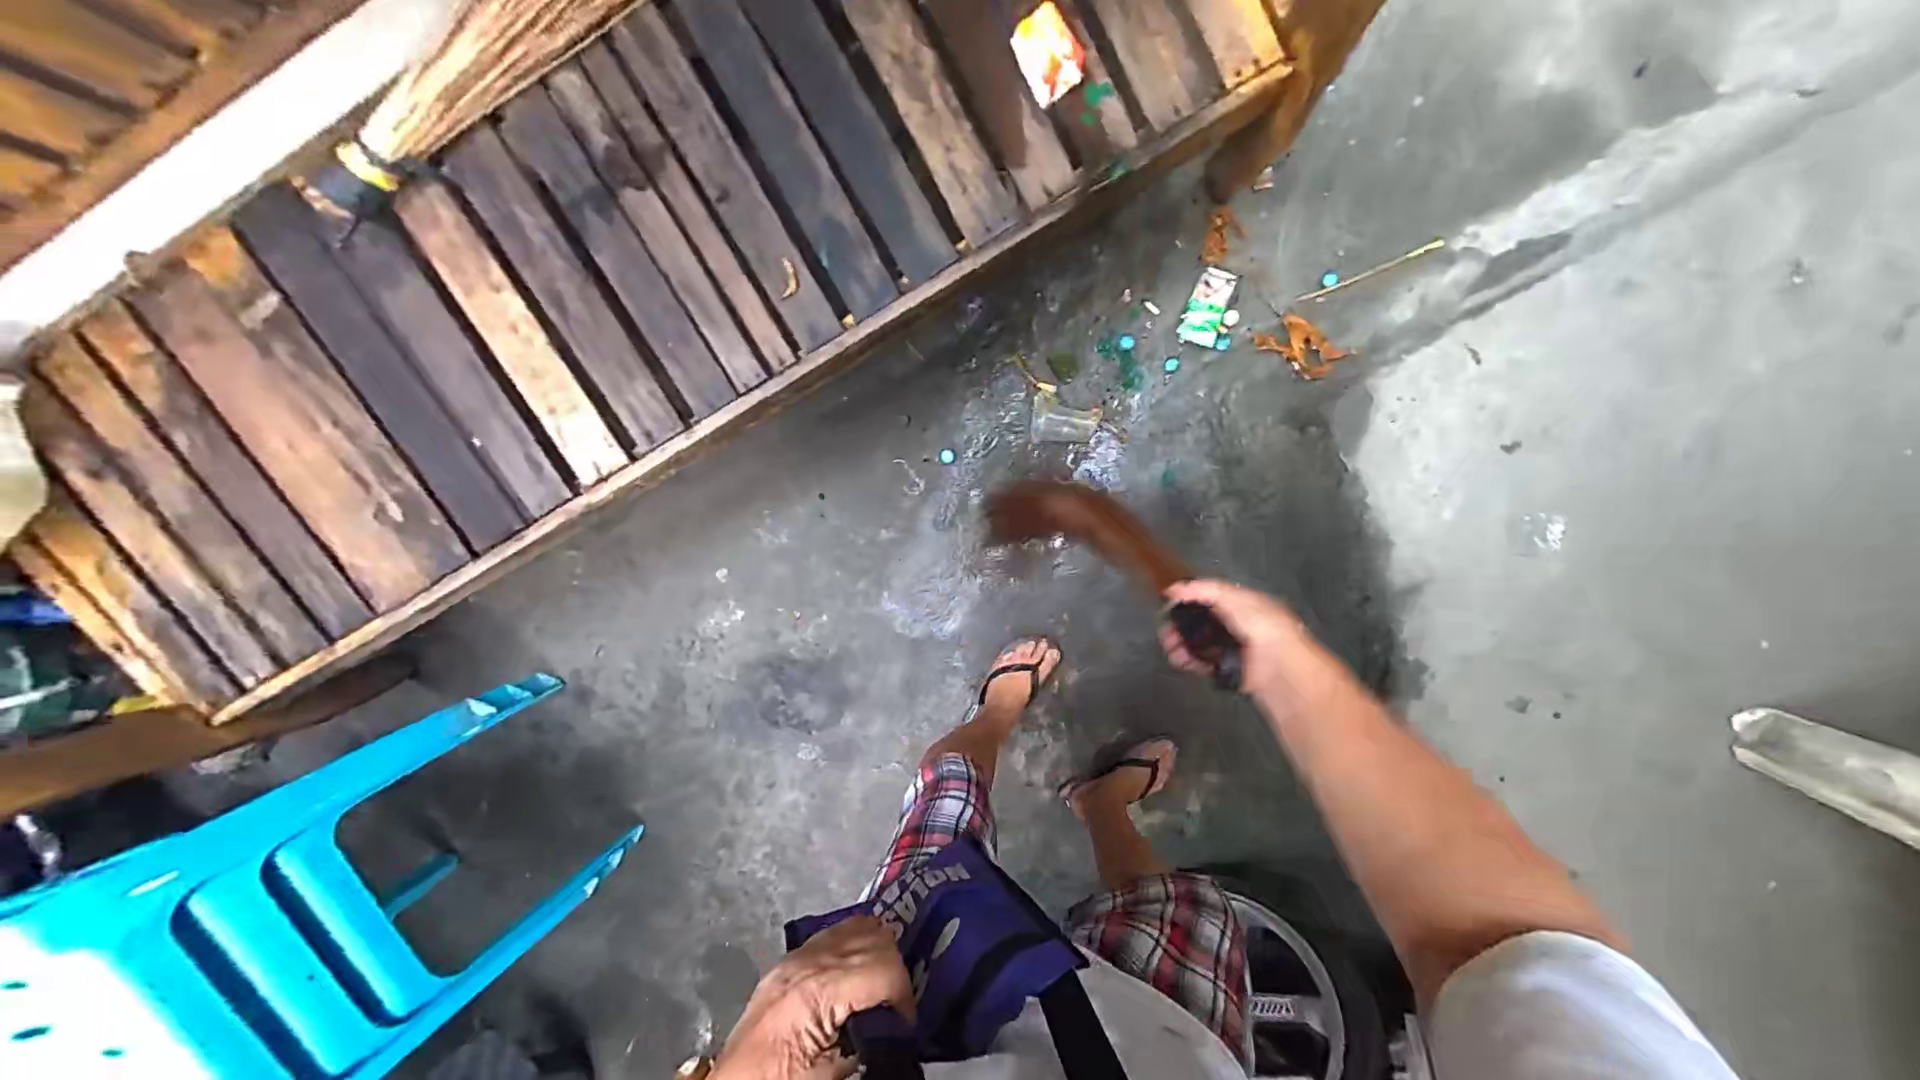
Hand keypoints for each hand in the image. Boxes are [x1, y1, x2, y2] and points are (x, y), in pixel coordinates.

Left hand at [710, 917, 913, 1079]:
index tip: (905, 1024)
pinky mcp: (791, 957)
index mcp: (821, 990)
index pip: (885, 969)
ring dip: (879, 952)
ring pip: (860, 926)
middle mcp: (812, 960)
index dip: (905, 996)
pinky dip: (857, 943)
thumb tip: (893, 1026)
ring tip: (880, 989)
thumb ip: (867, 1040)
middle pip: (877, 940)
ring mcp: (799, 953)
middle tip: (896, 1009)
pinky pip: (836, 932)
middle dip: (896, 973)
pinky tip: (858, 971)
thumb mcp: (830, 1075)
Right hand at [1160, 579, 1313, 701]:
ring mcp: (1233, 649)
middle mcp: (1238, 627)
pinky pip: (1204, 664)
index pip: (1209, 598)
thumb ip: (1204, 590)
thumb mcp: (1233, 598)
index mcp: (1243, 605)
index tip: (1171, 604)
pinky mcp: (1230, 670)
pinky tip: (1182, 660)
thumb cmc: (1268, 629)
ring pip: (1199, 644)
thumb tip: (1178, 588)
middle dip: (1180, 626)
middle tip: (1167, 630)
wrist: (1281, 668)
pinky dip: (1190, 662)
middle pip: (1201, 624)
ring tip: (1170, 646)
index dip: (1188, 600)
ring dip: (1181, 645)